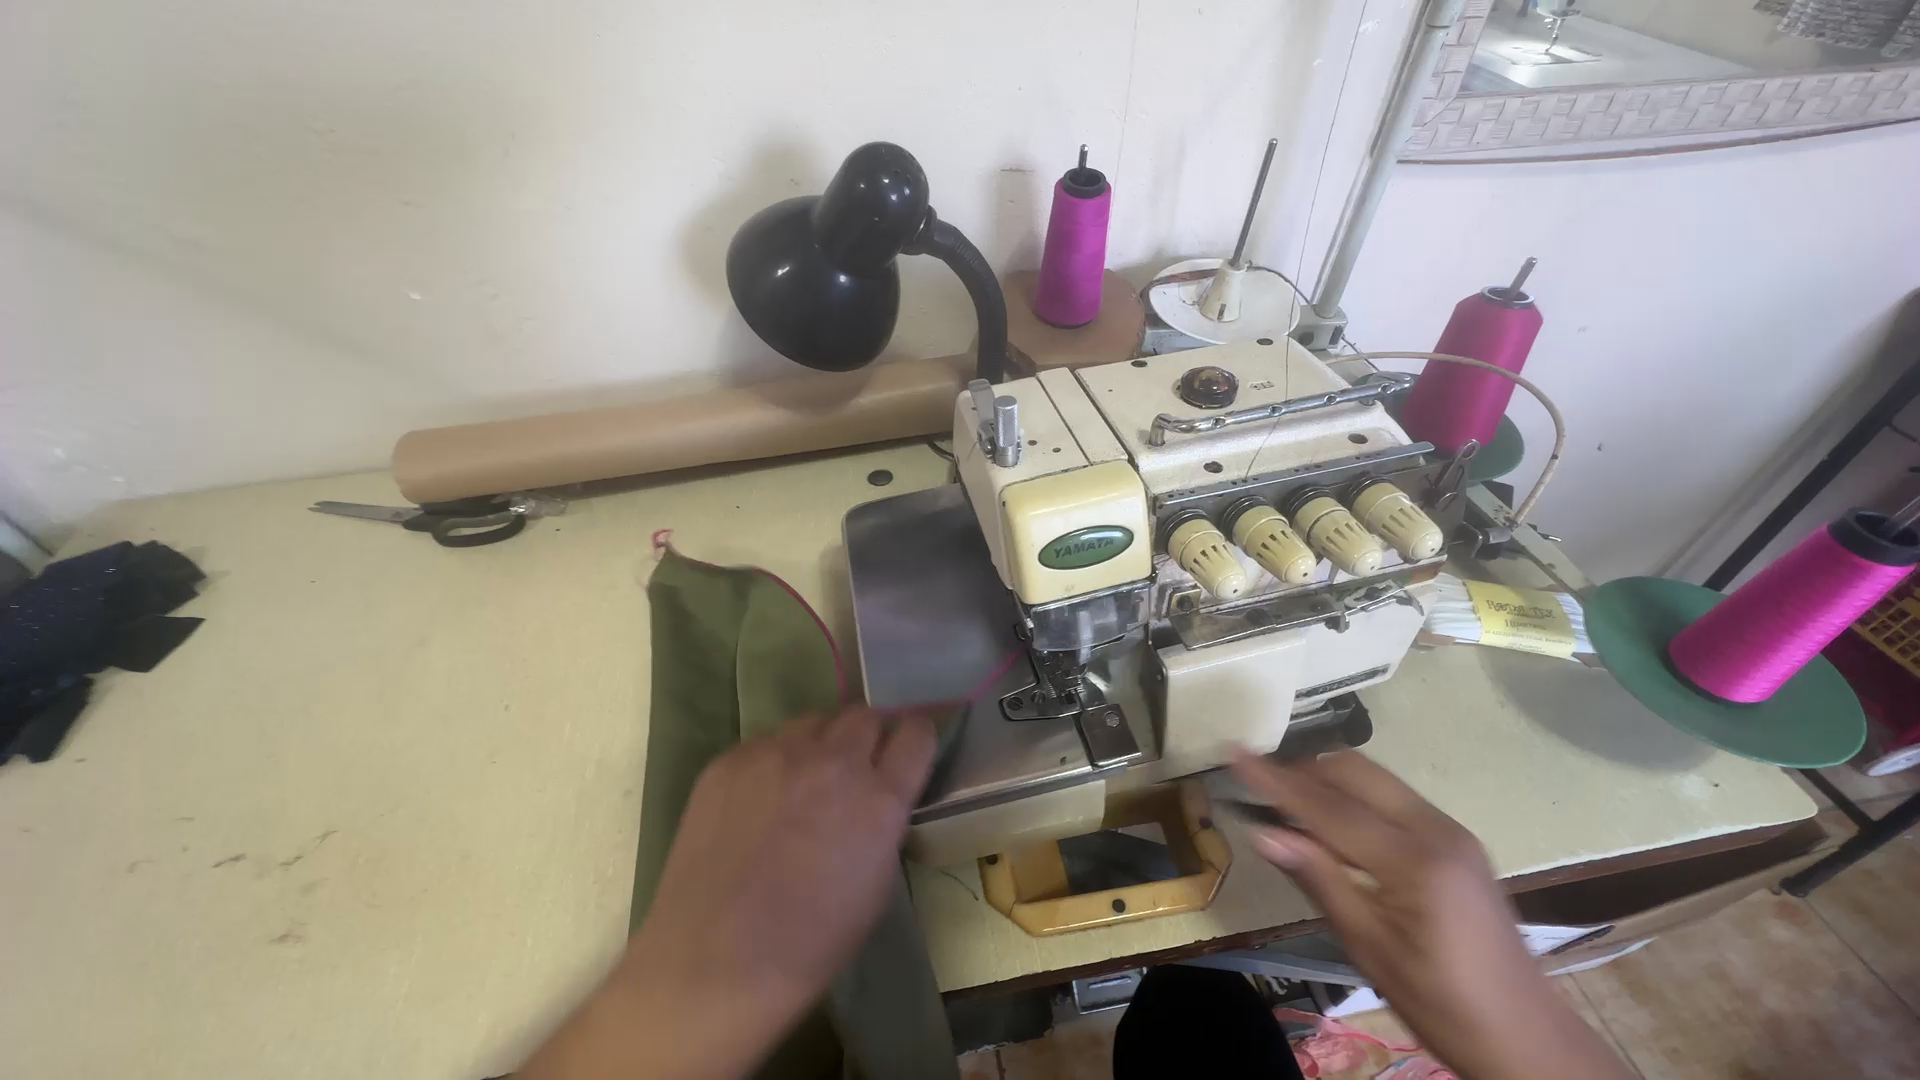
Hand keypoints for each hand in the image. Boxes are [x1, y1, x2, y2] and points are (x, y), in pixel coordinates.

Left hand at [521, 706, 937, 1079]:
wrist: (715, 964)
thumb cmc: (811, 943)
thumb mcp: (878, 885)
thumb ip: (885, 824)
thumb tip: (879, 800)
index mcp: (879, 798)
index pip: (916, 733)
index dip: (916, 739)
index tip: (908, 751)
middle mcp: (832, 762)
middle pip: (864, 716)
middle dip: (869, 737)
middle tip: (857, 768)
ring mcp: (776, 755)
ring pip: (814, 721)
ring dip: (822, 743)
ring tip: (806, 781)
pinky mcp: (730, 761)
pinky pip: (767, 742)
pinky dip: (776, 759)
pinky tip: (761, 800)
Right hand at [1231, 751, 1632, 1079]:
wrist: (1529, 1038)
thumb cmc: (1442, 1005)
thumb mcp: (1370, 949)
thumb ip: (1319, 880)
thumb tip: (1265, 833)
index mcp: (1415, 862)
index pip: (1329, 808)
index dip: (1276, 781)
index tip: (1235, 754)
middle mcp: (1437, 830)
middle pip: (1354, 773)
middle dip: (1302, 771)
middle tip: (1257, 785)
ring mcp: (1451, 831)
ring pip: (1373, 779)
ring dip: (1326, 781)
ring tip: (1284, 802)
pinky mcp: (1455, 840)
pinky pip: (1391, 798)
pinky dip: (1352, 797)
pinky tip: (1330, 824)